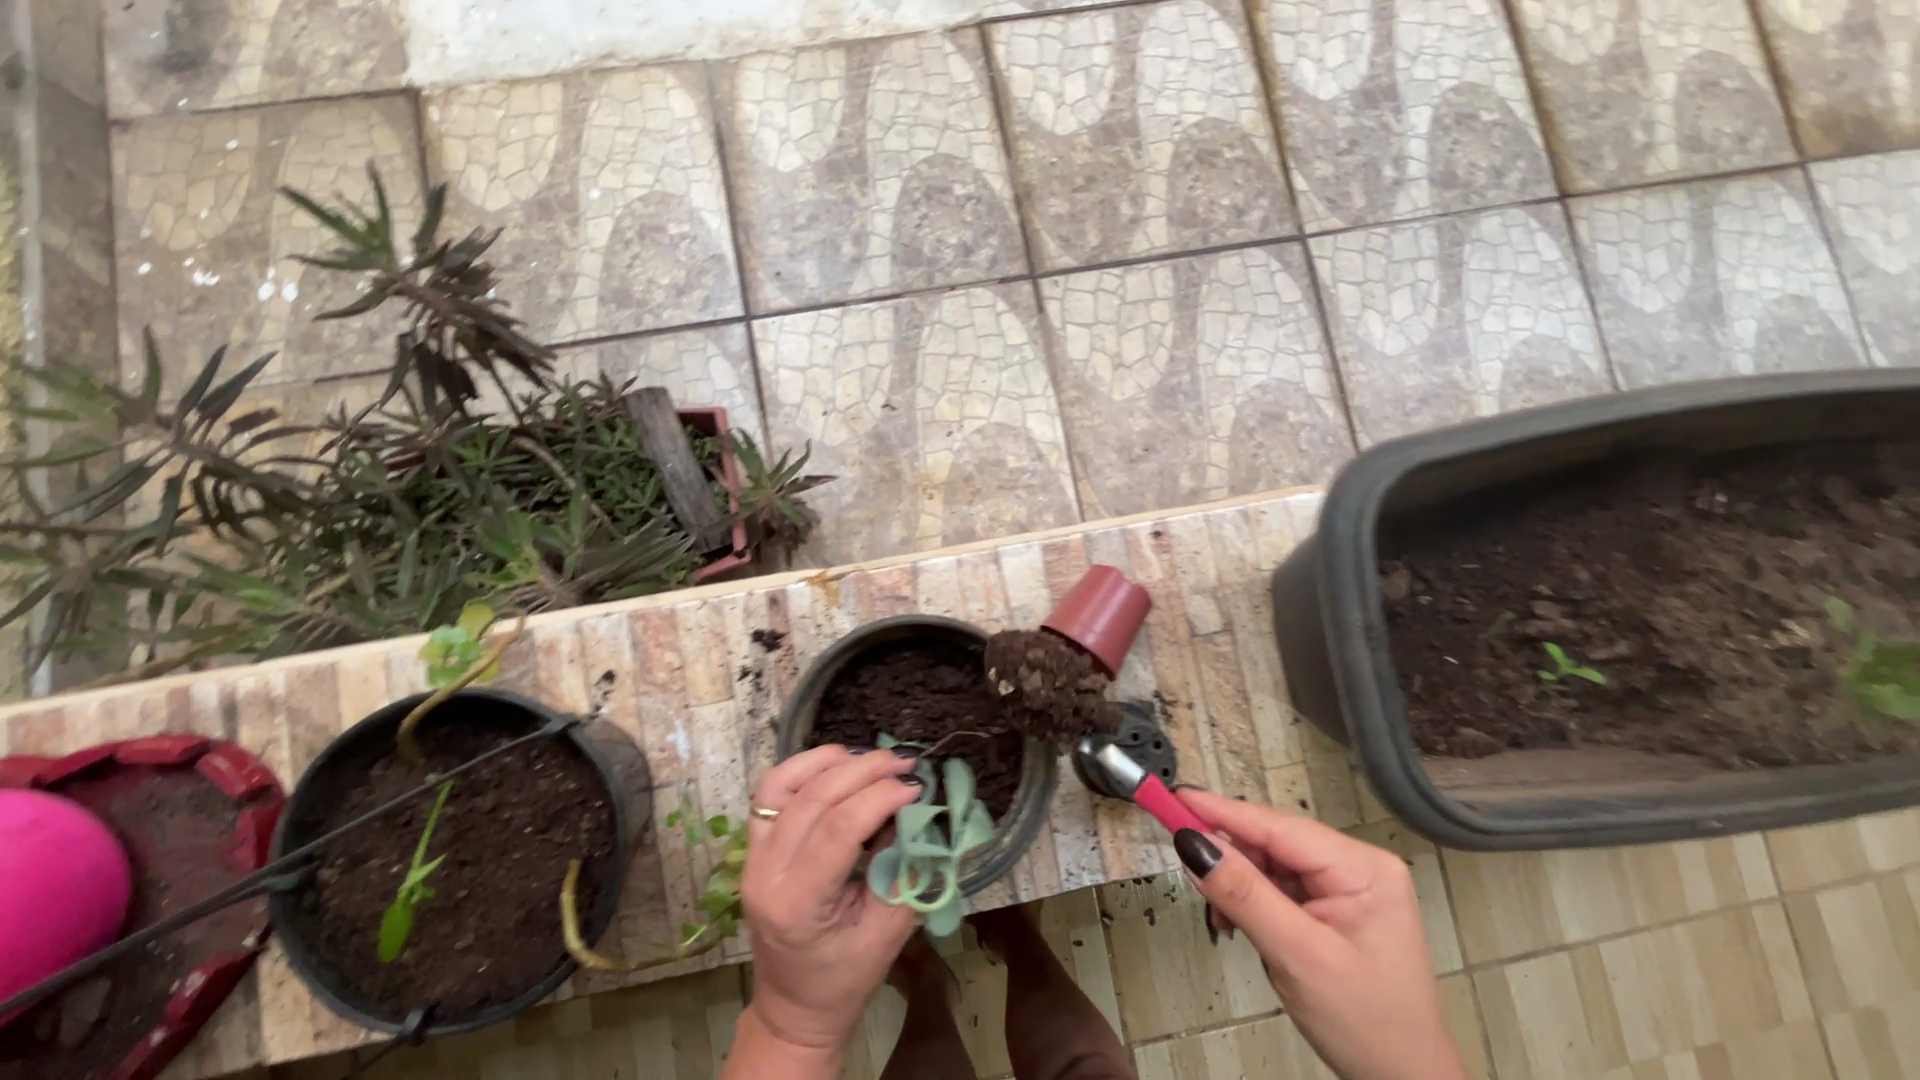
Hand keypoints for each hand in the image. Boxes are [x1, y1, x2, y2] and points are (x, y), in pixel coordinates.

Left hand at [739, 745, 923, 1050]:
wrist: (794, 1006)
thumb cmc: (846, 978)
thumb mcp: (889, 931)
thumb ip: (903, 870)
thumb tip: (913, 812)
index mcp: (797, 905)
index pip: (838, 828)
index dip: (880, 797)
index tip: (916, 787)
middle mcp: (765, 874)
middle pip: (813, 798)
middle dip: (864, 770)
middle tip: (904, 762)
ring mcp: (752, 857)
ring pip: (784, 785)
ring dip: (830, 762)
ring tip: (872, 759)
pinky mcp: (753, 846)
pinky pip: (772, 792)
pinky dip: (806, 768)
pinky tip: (839, 765)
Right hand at [1172, 790, 1467, 1079]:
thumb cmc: (1365, 1023)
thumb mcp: (1297, 956)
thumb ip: (1244, 894)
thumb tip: (1192, 843)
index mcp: (1363, 868)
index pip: (1277, 827)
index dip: (1220, 811)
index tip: (1172, 798)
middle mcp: (1355, 865)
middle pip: (1271, 842)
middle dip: (1228, 859)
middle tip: (1188, 873)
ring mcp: (1344, 885)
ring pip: (1267, 863)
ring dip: (1236, 885)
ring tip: (1223, 919)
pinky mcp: (1329, 906)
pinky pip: (1275, 886)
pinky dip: (1248, 900)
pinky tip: (1237, 923)